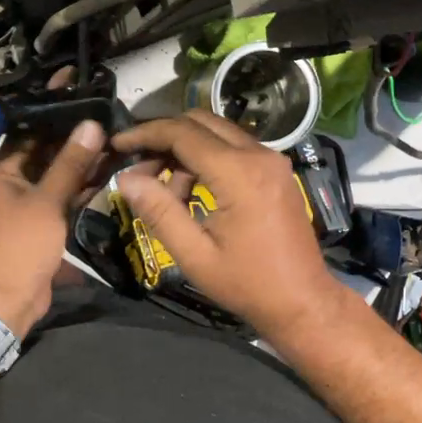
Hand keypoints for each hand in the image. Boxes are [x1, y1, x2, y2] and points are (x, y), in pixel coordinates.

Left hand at [0, 119, 106, 334]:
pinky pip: (66, 191)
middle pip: (47, 148)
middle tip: (106, 110)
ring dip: (83, 157)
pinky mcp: (46, 217)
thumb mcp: (47, 200)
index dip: (53, 109)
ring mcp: (31, 199)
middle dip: (74, 133)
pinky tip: (110, 167)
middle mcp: (15, 179)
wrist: (11, 298)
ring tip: (115, 133)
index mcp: (4, 168)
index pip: (29, 128)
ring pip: (59, 170)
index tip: (79, 87)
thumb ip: (70, 163)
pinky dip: (83, 181)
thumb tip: (91, 124)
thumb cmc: (21, 245)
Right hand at [112, 111, 344, 337]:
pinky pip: (233, 147)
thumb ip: (160, 212)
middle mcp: (259, 155)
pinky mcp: (276, 170)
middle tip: (138, 166)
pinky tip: (191, 191)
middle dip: (163, 137)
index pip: (182, 133)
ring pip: (216, 132)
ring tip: (164, 191)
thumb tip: (127, 179)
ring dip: (184, 148)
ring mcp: (272, 160)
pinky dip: (206, 157)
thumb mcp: (195, 255)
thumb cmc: (248, 284)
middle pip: (199, 121)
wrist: (304, 301)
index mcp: (238, 174)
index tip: (117, 143)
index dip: (145, 134)